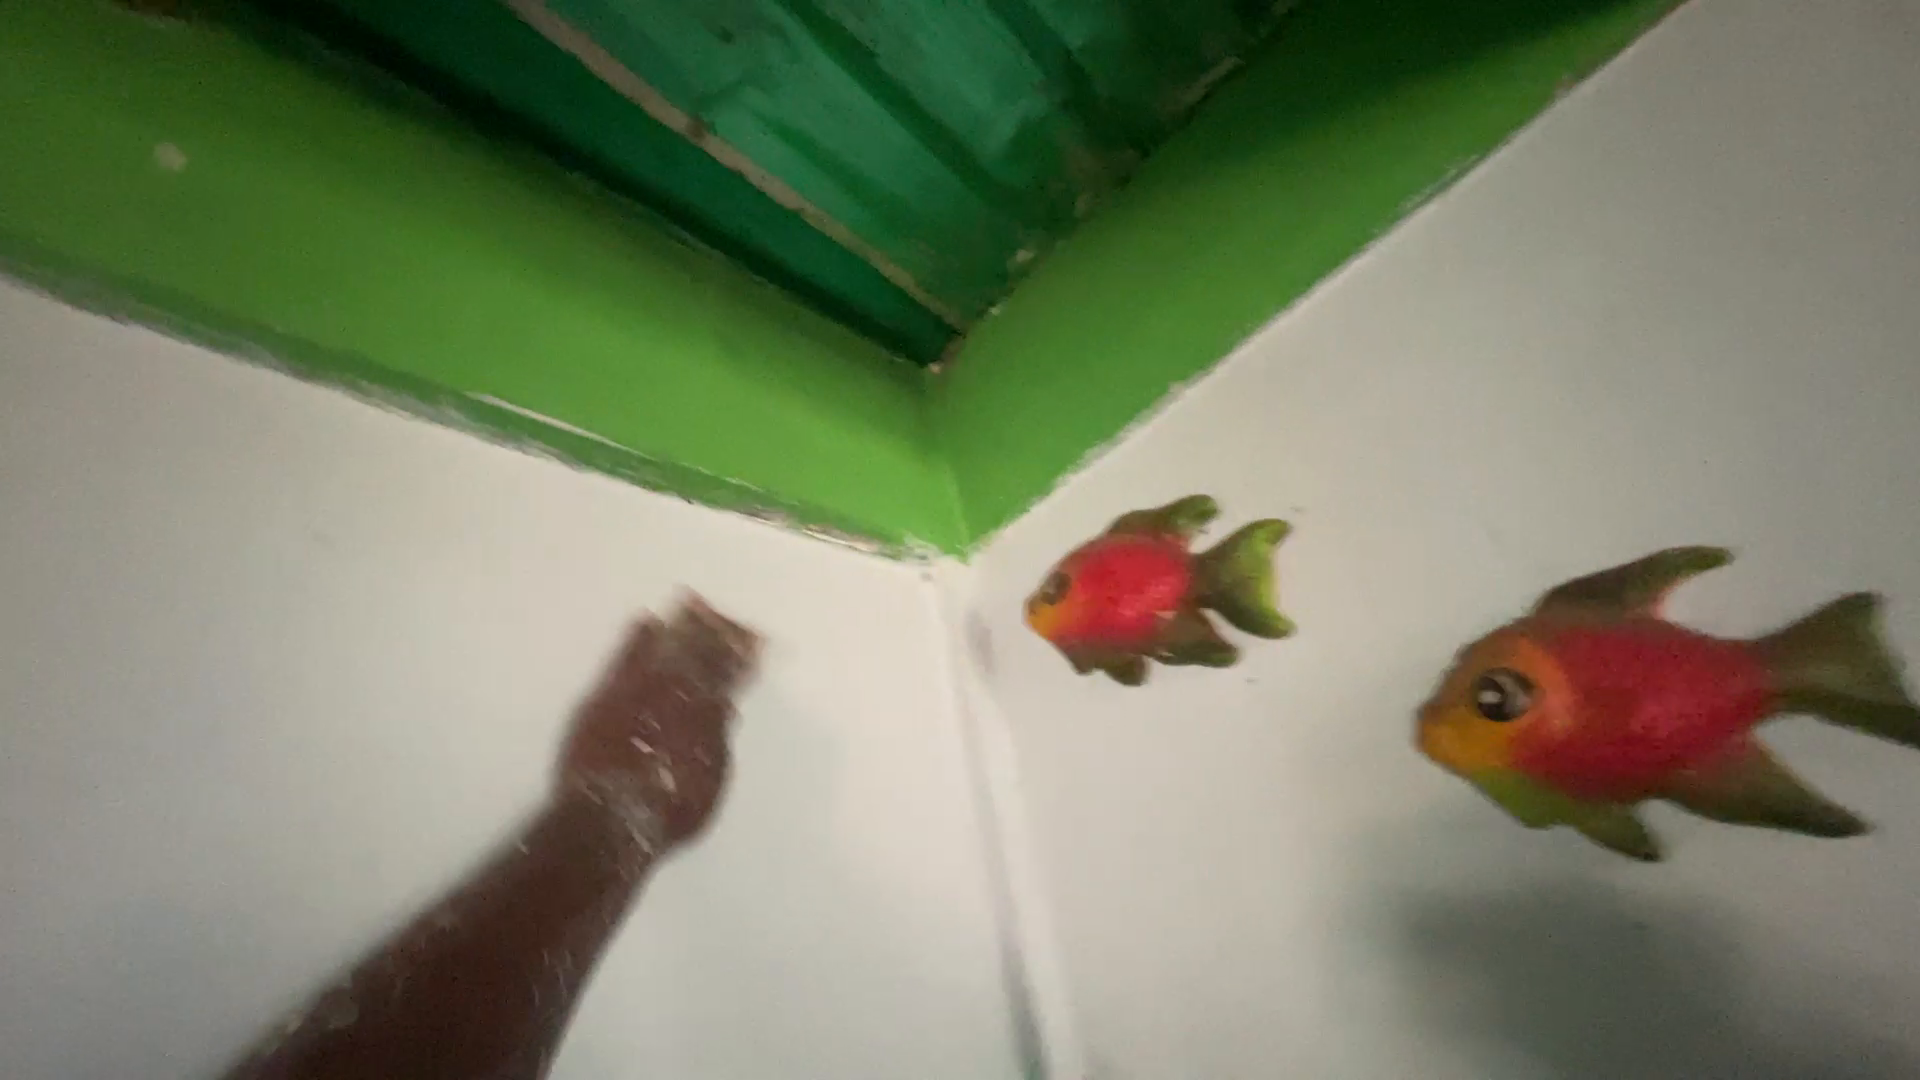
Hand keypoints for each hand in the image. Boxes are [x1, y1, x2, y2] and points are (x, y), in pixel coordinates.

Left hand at [557, 595, 761, 846]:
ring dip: (683, 623)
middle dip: (719, 630)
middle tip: (727, 612)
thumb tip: (726, 708)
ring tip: (694, 602)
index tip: (757, 639)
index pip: (731, 671)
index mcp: (707, 712)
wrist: (606, 825)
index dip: (745, 653)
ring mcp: (638, 691)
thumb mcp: (712, 780)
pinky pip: (624, 657)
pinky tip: (646, 622)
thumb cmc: (668, 812)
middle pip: (702, 651)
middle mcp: (676, 694)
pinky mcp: (604, 697)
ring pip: (667, 645)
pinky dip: (637, 637)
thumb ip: (718, 739)